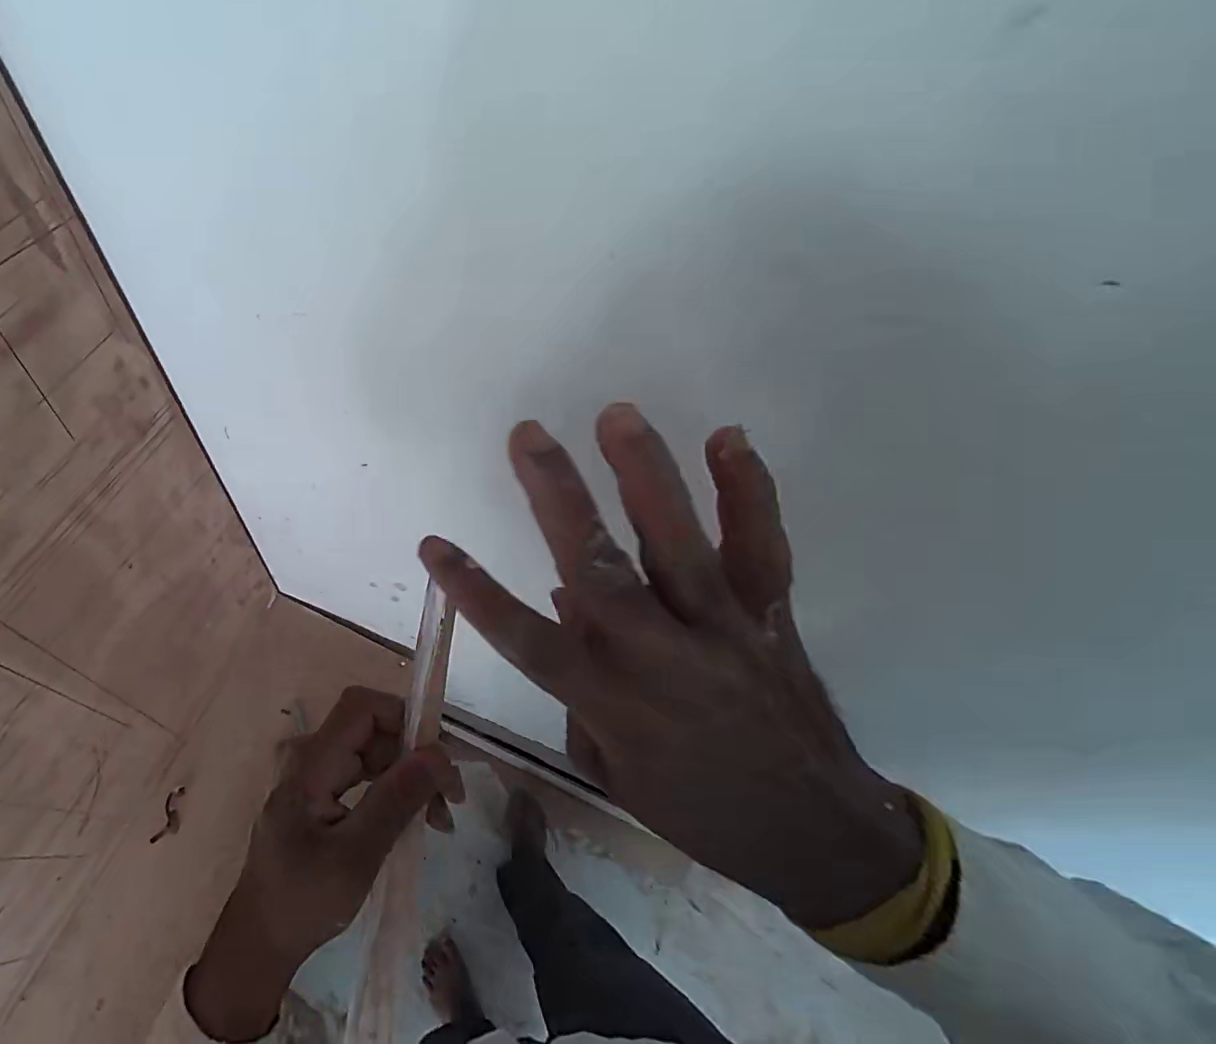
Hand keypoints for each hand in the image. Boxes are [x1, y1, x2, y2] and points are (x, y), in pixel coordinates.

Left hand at [187, 686, 463, 1041]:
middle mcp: (309, 755)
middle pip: (371, 729)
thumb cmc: (304, 899)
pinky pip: (362, 773)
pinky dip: (392, 791)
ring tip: (438, 821)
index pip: (361, 707)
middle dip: (415, 757)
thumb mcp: (357, 855)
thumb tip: (438, 754)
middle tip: (450, 803)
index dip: (404, 719)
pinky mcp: (318, 791)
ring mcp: (312, 772)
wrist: (262, 935)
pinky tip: (415, 821)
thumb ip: (396, 800)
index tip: (440, 762)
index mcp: (310, 761)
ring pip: (372, 751)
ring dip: (409, 777)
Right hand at [419, 405, 921, 929]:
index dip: (473, 590)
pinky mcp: (770, 617)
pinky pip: (760, 548)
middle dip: (556, 496)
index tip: (433, 544)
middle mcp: (658, 655)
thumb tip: (568, 605)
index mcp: (609, 699)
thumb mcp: (610, 764)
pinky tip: (728, 438)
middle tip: (528, 435)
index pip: (524, 637)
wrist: (821, 839)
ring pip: (676, 544)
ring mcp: (719, 629)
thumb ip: (580, 687)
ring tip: (616, 415)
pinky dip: (748, 493)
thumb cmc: (693, 807)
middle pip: (596, 566)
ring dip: (644, 474)